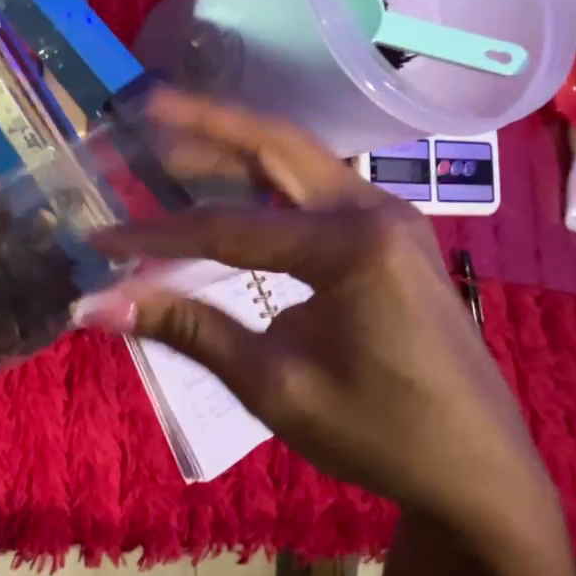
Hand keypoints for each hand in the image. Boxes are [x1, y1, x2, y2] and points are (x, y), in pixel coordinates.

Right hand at [80, 90, 556, 536]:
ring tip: (171, 137)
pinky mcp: (388, 237)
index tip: (99, 238)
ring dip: (234, 146)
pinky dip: (263, 178)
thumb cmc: (379, 431)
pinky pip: (313, 189)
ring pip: (297, 160)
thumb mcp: (273, 384)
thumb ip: (187, 328)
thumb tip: (98, 305)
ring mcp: (388, 219)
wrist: (477, 470)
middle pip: (275, 147)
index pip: (225, 228)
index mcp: (350, 246)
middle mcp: (375, 212)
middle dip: (207, 124)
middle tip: (146, 105)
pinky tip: (228, 185)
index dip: (154, 235)